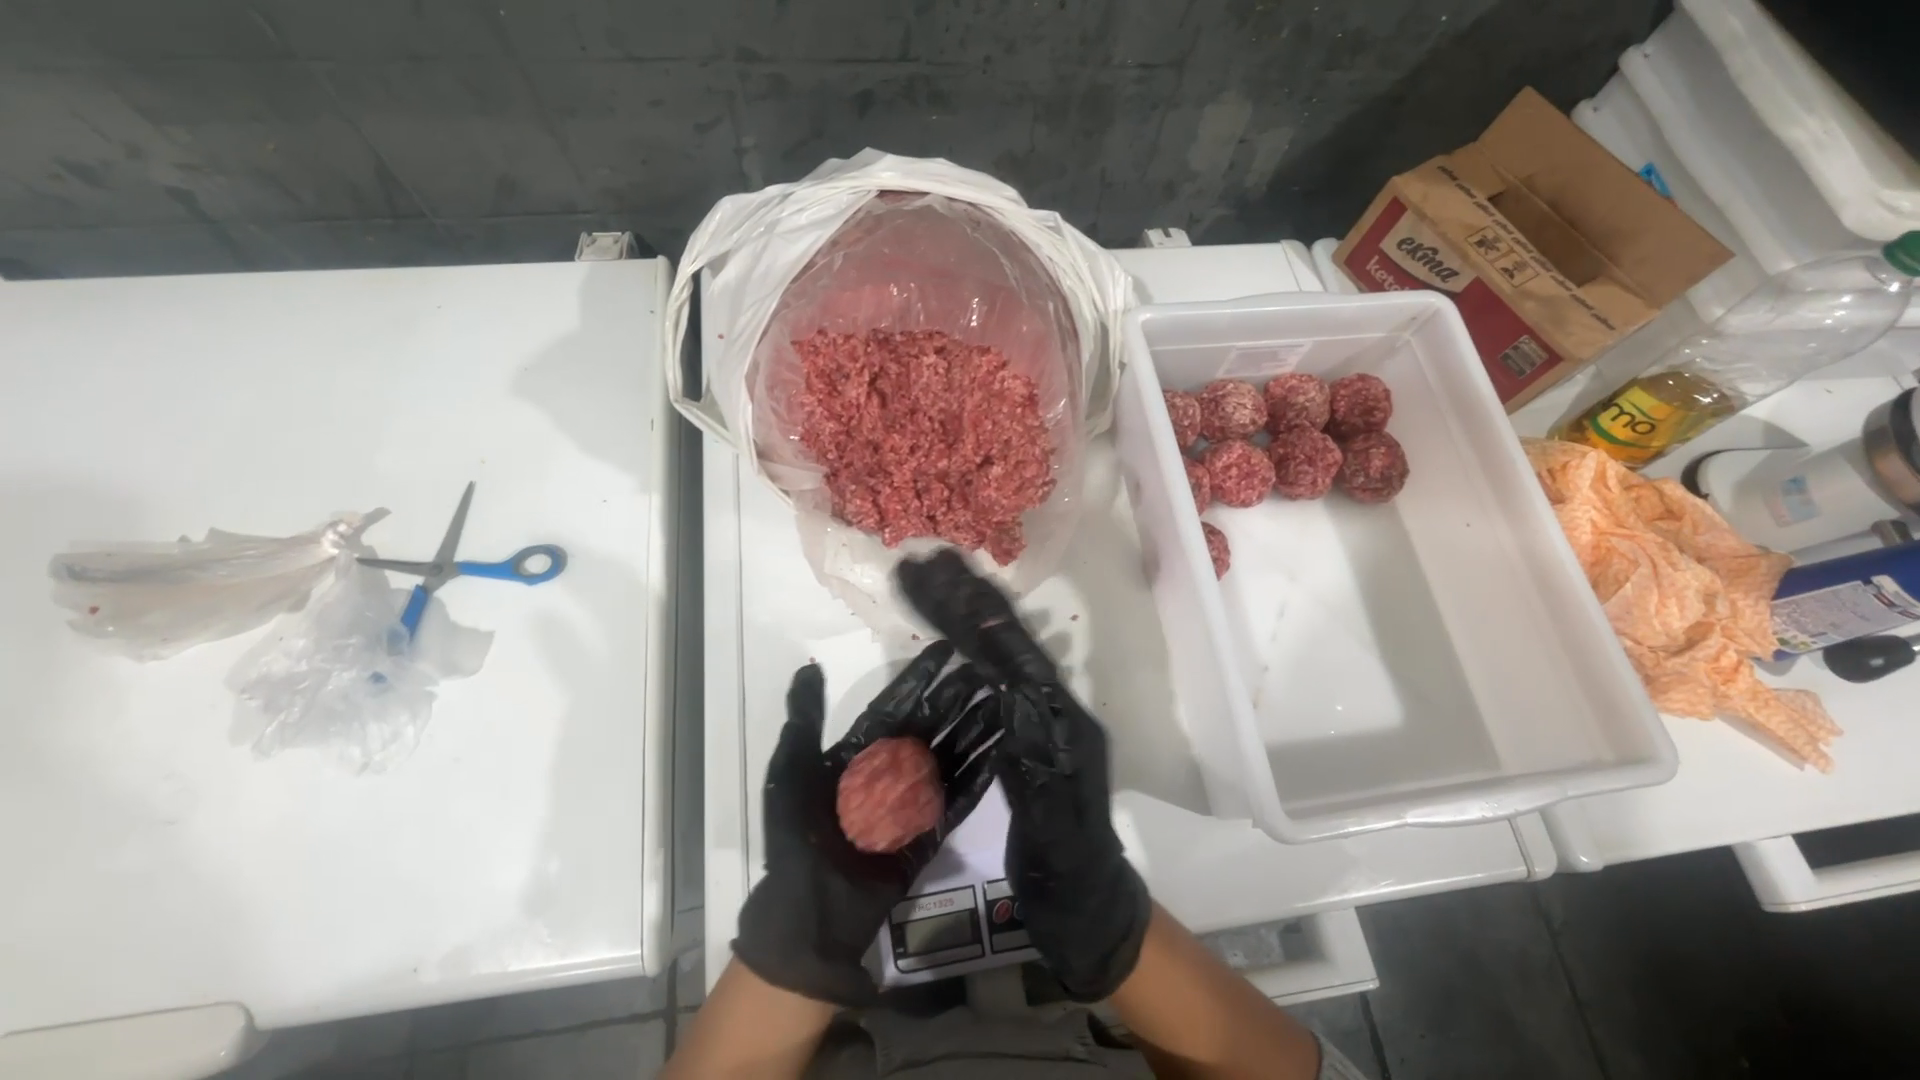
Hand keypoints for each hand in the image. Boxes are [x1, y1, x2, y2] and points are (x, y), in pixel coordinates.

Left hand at [732, 641, 997, 1006]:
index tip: (946, 648)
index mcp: (861, 748)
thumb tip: (809, 666)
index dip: (921, 675)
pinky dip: (980, 774)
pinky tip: (1002, 751)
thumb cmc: (797, 831)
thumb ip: (803, 717)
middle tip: (987, 668)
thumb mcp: (790, 767)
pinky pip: (960, 796)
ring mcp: (915, 797)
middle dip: (958, 695)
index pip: (897, 701)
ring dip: (977, 727)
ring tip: (1004, 701)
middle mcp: (892, 766)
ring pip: (952, 753)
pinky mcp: (931, 828)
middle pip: (932, 722)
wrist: (812, 903)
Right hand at [897, 550, 1151, 1002]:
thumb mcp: (1051, 818)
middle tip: (923, 562)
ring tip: (931, 582)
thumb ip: (1035, 755)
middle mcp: (1055, 706)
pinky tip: (951, 635)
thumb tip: (1014, 691)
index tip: (932, 574)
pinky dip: (970, 648)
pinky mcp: (1029, 733)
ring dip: (966, 615)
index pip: (1009, 652)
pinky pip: (997, 677)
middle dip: (965, 599)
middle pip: (1006, 640)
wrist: (1085, 902)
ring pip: (1001, 652)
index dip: (970, 613)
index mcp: (1059, 720)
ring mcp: (1044, 717)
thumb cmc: (1064, 872)